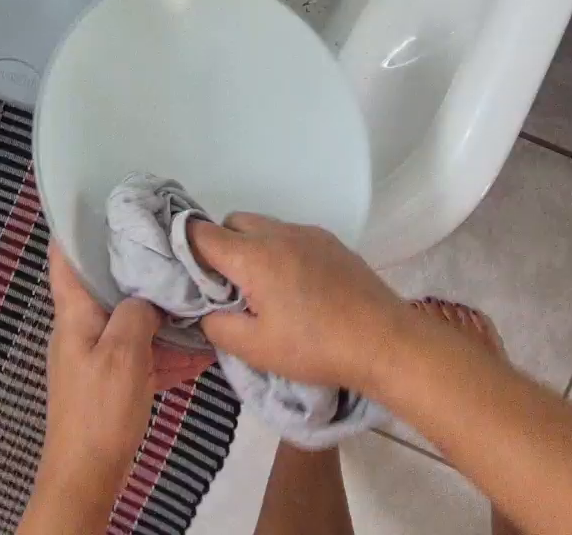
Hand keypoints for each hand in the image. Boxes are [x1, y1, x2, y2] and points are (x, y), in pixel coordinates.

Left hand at [26, 244, 214, 531]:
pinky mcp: (113, 381)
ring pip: (132, 320)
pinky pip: (143, 354)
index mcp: (75, 311)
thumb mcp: (124, 352)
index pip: (63, 256)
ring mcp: (98, 354)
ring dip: (163, 314)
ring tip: (199, 298)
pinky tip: (202, 352)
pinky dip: (168, 351)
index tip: (103, 201)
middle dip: (139, 266)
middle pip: (109, 283)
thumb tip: (149, 298)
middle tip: (173, 247)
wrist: (87, 476)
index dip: (74, 225)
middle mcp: (82, 325)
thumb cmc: (99, 408)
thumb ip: (138, 312)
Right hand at [189, 213, 410, 392]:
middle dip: (221, 246)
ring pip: (263, 225)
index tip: (188, 273)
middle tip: (229, 287)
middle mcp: (277, 232)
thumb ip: (219, 327)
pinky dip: (280, 250)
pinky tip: (297, 287)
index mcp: (253, 255)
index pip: (202, 234)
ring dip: (252, 247)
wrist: (385, 341)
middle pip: (232, 222)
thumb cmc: (316, 347)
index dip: (187, 248)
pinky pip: (290, 234)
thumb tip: (208, 312)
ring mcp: (307, 232)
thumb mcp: (257, 349)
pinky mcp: (330, 240)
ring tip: (264, 289)